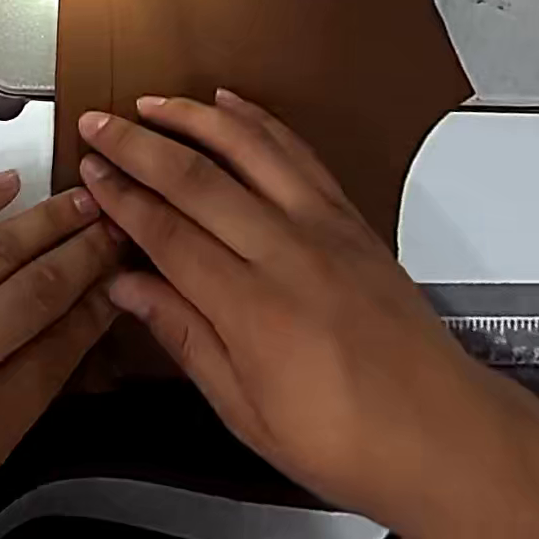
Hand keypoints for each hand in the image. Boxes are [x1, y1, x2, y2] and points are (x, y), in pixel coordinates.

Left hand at [0, 172, 122, 538]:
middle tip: (117, 226)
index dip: (98, 308)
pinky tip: (6, 186)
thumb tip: (56, 353)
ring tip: (81, 199)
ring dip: (46, 222)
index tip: (122, 278)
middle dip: (86, 254)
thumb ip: (9, 420)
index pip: (57, 352)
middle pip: (36, 293)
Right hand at [79, 91, 538, 538]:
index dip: (121, 196)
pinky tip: (230, 101)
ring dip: (192, 117)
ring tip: (152, 102)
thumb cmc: (345, 438)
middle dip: (137, 144)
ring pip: (245, 148)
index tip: (91, 171)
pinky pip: (297, 151)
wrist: (446, 437)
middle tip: (99, 122)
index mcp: (252, 309)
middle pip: (194, 178)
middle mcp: (285, 252)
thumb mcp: (246, 408)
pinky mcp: (346, 214)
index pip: (166, 232)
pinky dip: (260, 119)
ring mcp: (320, 224)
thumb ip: (181, 334)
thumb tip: (126, 286)